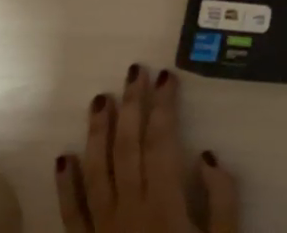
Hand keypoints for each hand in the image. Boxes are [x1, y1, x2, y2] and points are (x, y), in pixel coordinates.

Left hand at [55, 65, 239, 232]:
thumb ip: (221, 201)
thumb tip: (205, 156)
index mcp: (165, 206)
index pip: (161, 143)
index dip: (163, 108)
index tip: (166, 77)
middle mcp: (130, 210)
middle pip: (127, 148)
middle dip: (131, 107)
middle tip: (134, 71)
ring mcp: (103, 230)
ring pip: (97, 171)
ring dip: (98, 133)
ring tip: (100, 99)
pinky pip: (72, 213)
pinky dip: (67, 184)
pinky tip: (65, 157)